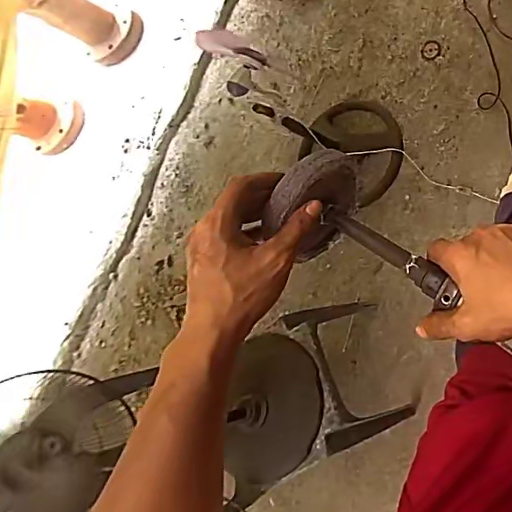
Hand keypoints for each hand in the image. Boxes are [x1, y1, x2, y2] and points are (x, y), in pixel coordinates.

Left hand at [184, 174, 319, 346]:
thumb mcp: (277, 258)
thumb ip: (296, 229)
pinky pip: (225, 234)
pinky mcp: (204, 261)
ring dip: (254, 214)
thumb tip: (310, 208)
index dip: (265, 179)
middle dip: (262, 196)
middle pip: (233, 201)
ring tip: (279, 218)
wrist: (213, 331)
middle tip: (286, 197)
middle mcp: (204, 232)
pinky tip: (264, 241)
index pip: (240, 186)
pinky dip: (246, 229)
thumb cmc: (237, 299)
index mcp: (216, 224)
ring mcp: (201, 247)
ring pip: (229, 218)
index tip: (283, 181)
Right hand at [416, 224, 511, 342]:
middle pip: (462, 248)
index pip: (435, 250)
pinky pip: (509, 241)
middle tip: (474, 291)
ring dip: (488, 258)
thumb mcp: (468, 326)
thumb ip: (439, 325)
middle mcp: (480, 237)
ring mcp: (504, 233)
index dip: (436, 266)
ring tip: (500, 285)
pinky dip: (510, 253)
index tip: (443, 281)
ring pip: (487, 243)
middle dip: (465, 266)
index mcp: (460, 255)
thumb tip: (426, 327)